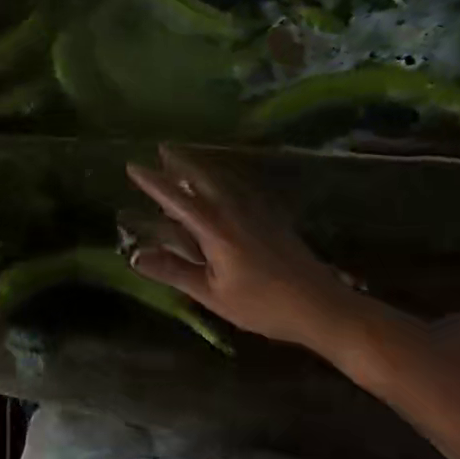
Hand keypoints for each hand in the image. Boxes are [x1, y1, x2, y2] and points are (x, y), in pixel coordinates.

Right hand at [125, 147, 362, 347]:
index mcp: (215, 229)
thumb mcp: (214, 295)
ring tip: (188, 160)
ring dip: (203, 166)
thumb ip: (175, 272)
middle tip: (163, 148)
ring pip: (223, 179)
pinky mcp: (273, 219)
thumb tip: (136, 256)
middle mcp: (233, 212)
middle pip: (203, 177)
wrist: (326, 310)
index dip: (152, 181)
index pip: (175, 198)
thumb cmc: (265, 306)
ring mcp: (256, 212)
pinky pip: (242, 187)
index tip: (132, 166)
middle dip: (181, 161)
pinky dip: (225, 178)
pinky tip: (225, 183)